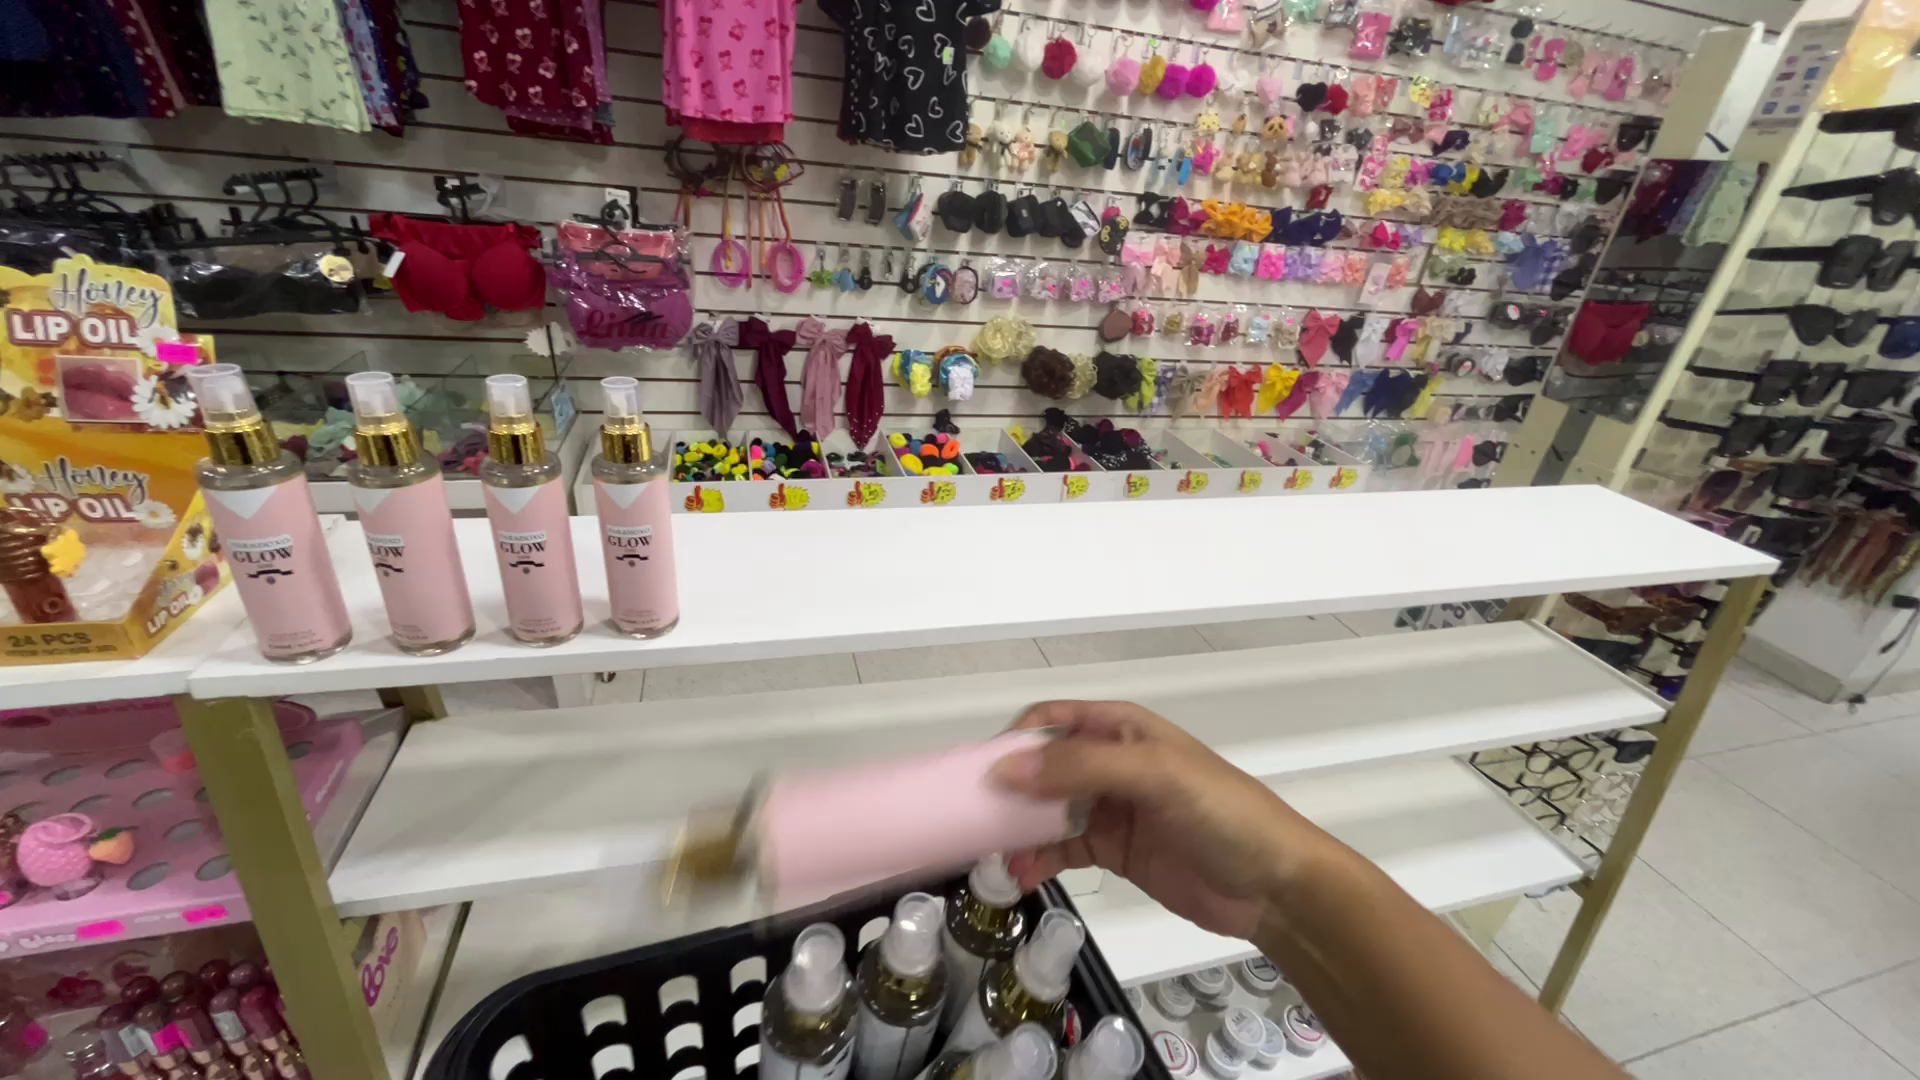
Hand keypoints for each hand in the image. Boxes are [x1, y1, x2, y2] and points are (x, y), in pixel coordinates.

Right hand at [990, 701, 1334, 940]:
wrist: (1273, 886)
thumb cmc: (1218, 811)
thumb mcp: (1152, 775)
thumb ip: (1080, 767)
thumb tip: (1006, 769)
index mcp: (1119, 727)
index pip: (1052, 720)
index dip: (1016, 740)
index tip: (984, 772)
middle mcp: (1108, 761)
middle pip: (1043, 765)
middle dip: (1010, 788)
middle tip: (976, 818)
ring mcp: (1109, 806)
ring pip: (1047, 809)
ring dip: (1019, 828)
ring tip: (994, 855)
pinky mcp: (1113, 849)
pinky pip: (1063, 847)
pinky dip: (1039, 858)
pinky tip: (1023, 875)